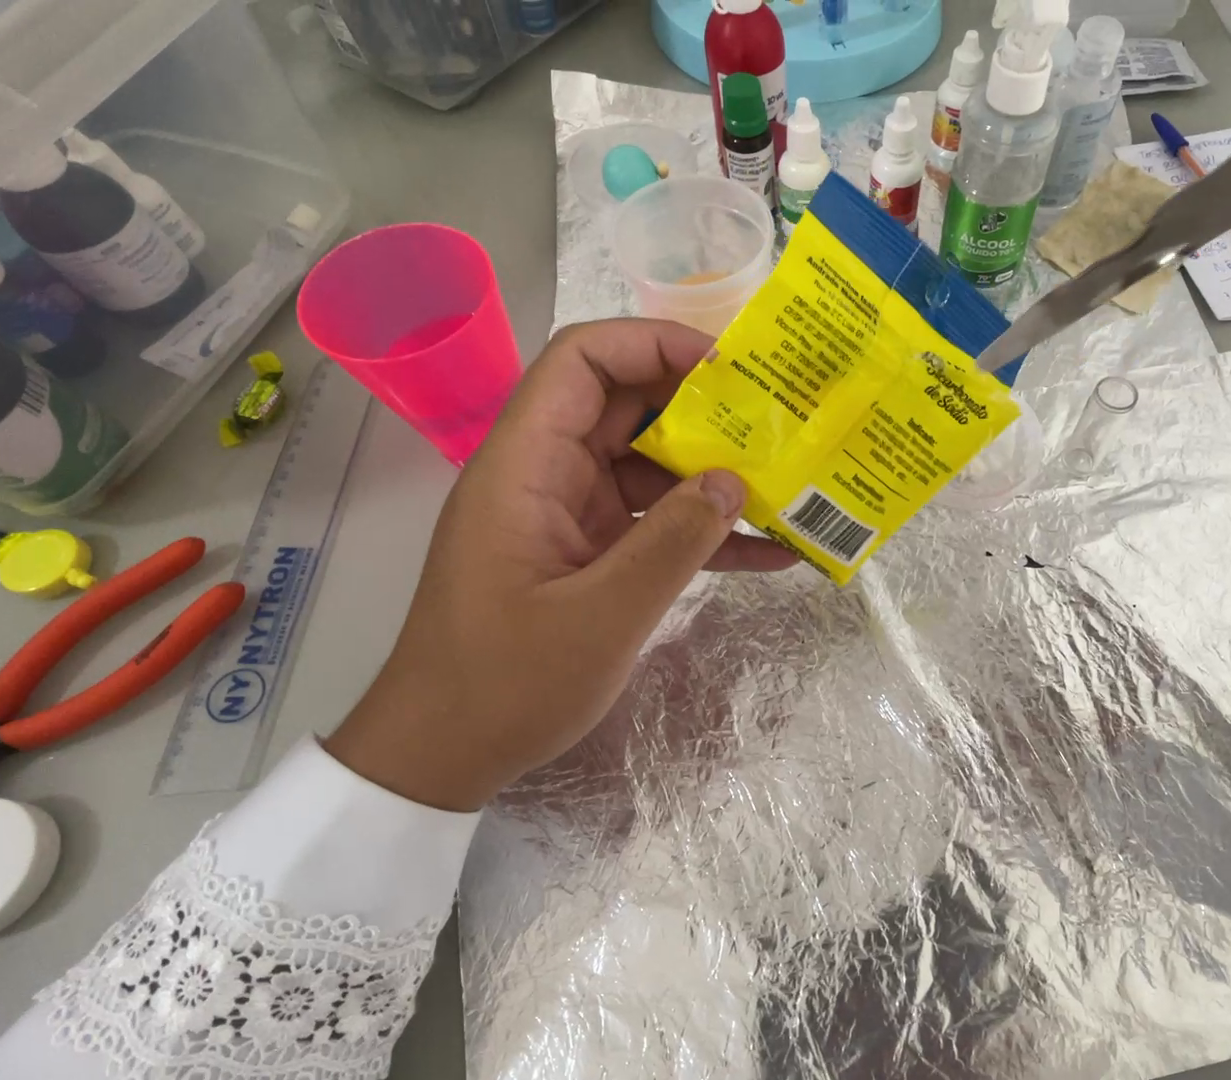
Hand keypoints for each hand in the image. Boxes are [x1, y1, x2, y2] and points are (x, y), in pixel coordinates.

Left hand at [325, 319, 795, 810]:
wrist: (443, 755)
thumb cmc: (506, 684)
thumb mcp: (602, 616)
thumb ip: (672, 543)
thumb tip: (734, 482)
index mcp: (525, 466)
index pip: (583, 362)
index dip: (653, 345)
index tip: (729, 370)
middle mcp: (544, 475)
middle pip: (623, 407)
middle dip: (701, 410)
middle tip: (776, 423)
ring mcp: (566, 516)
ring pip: (646, 466)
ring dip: (712, 477)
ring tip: (786, 486)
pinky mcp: (585, 556)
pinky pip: (649, 524)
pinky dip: (700, 533)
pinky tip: (768, 553)